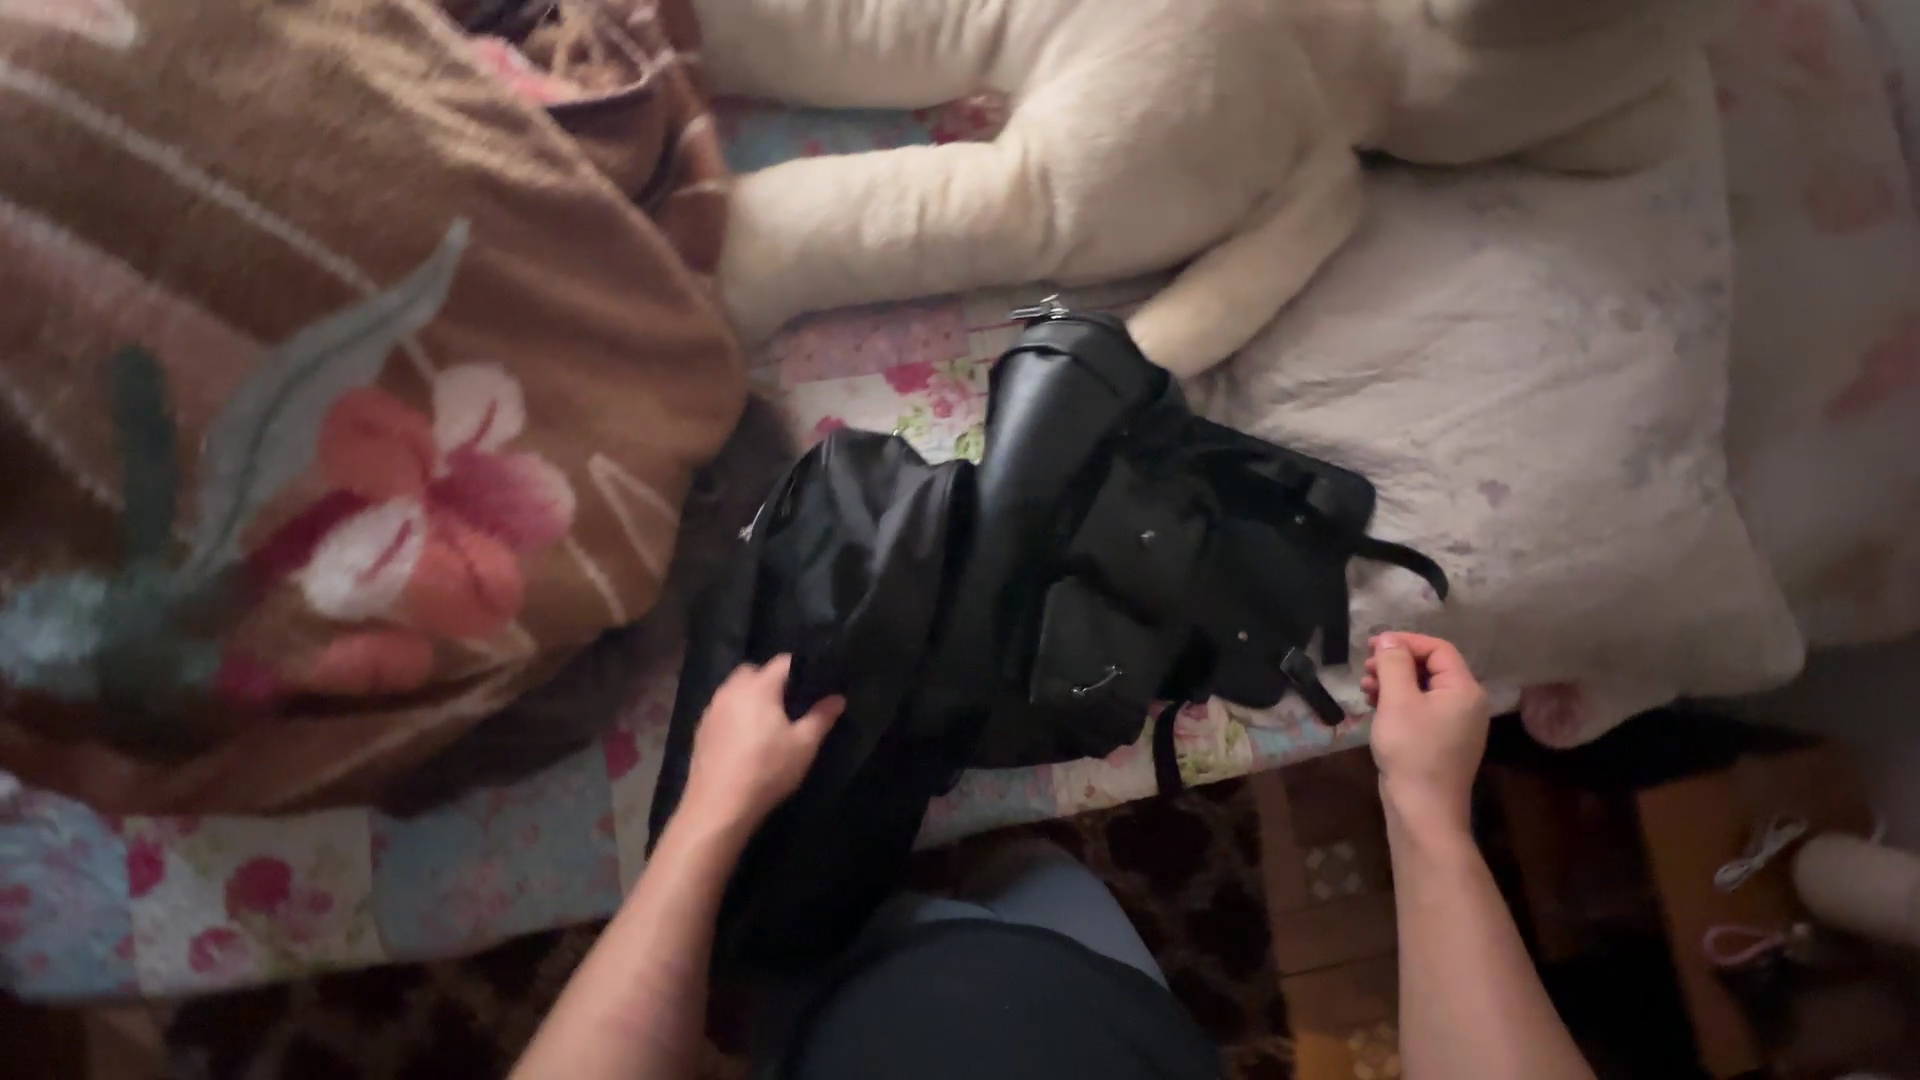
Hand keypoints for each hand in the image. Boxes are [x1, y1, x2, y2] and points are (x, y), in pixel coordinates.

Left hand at [681, 656, 843, 836]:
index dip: (801, 669)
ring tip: (767, 722)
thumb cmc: (766, 770)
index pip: (783, 662)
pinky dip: (735, 714)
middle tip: (789, 704)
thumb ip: (822, 717)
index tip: (814, 685)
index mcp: (759, 687)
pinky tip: (745, 739)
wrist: (717, 808)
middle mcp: (731, 690)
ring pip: (735, 689)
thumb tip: (838, 698)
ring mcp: (712, 709)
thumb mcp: (804, 745)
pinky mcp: (701, 730)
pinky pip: (723, 709)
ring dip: (751, 696)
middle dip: (772, 680)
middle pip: (754, 671)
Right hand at [1361, 633, 1489, 833]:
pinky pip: (1420, 708)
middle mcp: (1465, 703)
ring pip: (1422, 688)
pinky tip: (1375, 707)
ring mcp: (1454, 723)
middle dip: (1395, 663)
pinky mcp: (1440, 739)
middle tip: (1366, 669)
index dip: (1405, 642)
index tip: (1372, 646)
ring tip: (1365, 689)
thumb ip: (1393, 664)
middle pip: (1430, 667)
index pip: (1438, 649)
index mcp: (1463, 690)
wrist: (1422, 807)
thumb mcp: (1397, 700)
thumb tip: (1388, 639)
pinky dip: (1397, 701)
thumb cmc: (1411, 749)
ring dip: (1392, 682)